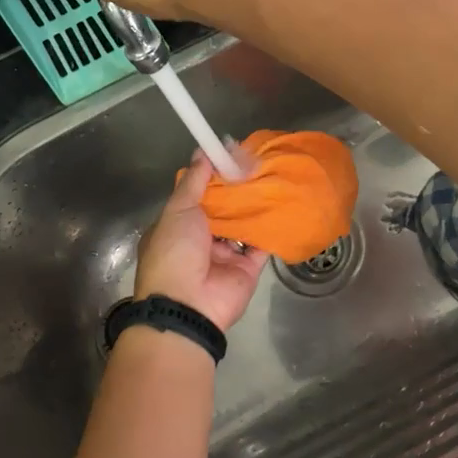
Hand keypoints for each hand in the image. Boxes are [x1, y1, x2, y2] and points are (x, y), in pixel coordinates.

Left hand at [134, 152, 268, 331]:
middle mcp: (201, 240)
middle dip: (238, 187)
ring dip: (255, 203)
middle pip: (223, 208)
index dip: (213, 174)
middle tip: (257, 161)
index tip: (230, 154)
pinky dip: (271, 227)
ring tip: (273, 175)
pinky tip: (284, 203)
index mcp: (178, 227)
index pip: (198, 195)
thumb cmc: (174, 253)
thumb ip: (194, 181)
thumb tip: (203, 151)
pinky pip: (261, 243)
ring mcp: (225, 255)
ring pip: (244, 223)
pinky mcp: (247, 268)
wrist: (187, 306)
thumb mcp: (177, 210)